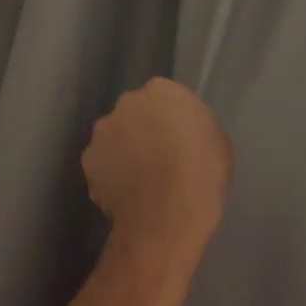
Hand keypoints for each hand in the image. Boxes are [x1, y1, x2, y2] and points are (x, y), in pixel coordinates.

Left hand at [81, 77, 232, 253]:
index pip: (164, 95)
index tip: (179, 135)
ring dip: (124, 151)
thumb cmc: (204, 172)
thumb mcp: (216, 140)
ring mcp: (103, 133)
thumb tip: (183, 135)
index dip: (171, 116)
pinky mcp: (88, 162)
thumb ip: (194, 127)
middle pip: (134, 112)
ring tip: (141, 180)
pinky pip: (102, 164)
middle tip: (159, 155)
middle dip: (142, 128)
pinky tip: (128, 195)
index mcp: (163, 91)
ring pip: (114, 137)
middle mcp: (127, 103)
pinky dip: (111, 175)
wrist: (169, 214)